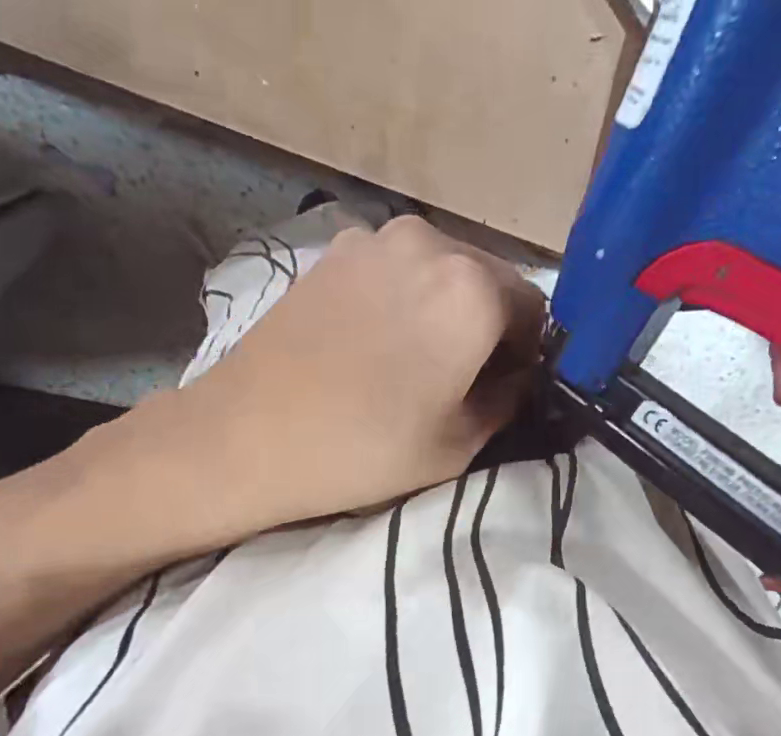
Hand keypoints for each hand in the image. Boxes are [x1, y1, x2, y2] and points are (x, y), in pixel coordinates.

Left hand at [110, 216, 545, 535]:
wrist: (244, 437)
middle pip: (486, 281)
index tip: (501, 390)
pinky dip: (397, 300)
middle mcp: (429, 241)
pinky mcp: (329, 254)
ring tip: (404, 364)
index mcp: (473, 288)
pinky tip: (367, 345)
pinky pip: (390, 272)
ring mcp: (371, 241)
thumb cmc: (359, 450)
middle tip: (453, 381)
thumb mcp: (455, 446)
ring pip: (436, 272)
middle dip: (484, 326)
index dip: (526, 355)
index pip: (536, 311)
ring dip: (439, 309)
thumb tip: (515, 376)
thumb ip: (505, 400)